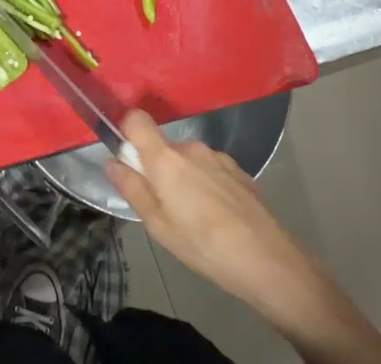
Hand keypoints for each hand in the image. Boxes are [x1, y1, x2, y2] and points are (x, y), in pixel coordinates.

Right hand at [104, 110, 315, 304]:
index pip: (137, 120)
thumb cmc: (203, 245)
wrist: (269, 260)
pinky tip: (219, 217)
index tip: (127, 155)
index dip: (127, 129)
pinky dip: (208, 185)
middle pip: (164, 147)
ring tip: (195, 216)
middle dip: (159, 168)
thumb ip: (132, 189)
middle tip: (164, 205)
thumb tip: (111, 162)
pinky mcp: (241, 172)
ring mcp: (220, 158)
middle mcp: (192, 149)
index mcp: (166, 159)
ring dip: (185, 178)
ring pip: (190, 160)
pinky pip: (212, 170)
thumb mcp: (158, 225)